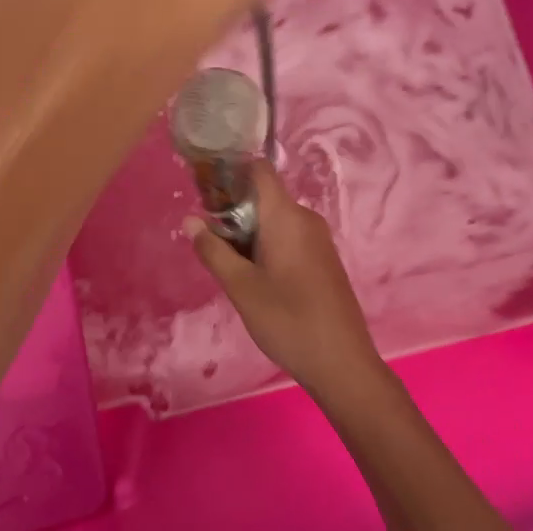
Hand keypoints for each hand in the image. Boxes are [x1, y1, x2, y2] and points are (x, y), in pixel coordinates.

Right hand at [185, 161, 381, 392]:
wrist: (342, 363)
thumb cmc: (288, 320)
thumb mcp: (241, 288)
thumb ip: (213, 251)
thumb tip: (190, 220)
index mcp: (286, 216)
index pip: (259, 169)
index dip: (231, 171)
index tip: (204, 189)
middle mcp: (305, 218)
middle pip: (264, 196)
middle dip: (233, 210)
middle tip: (208, 237)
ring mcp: (317, 239)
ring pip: (275, 219)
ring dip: (249, 231)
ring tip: (227, 261)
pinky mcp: (322, 258)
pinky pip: (289, 236)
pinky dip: (267, 244)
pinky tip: (255, 276)